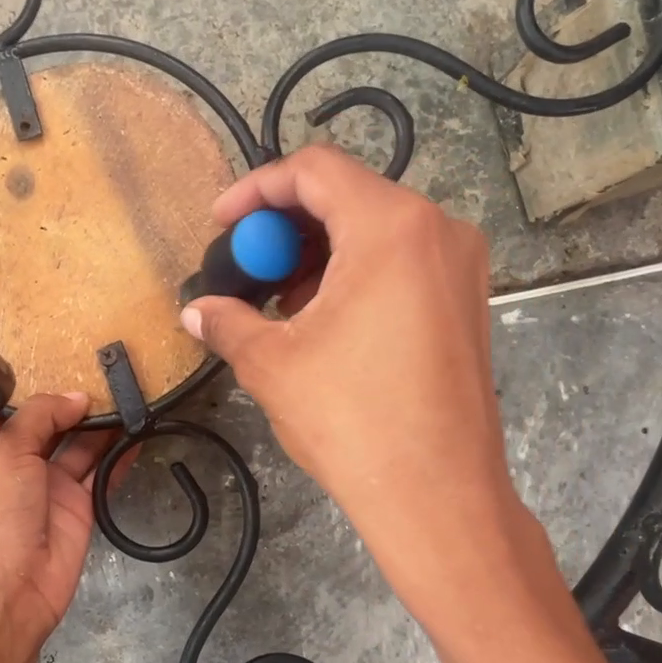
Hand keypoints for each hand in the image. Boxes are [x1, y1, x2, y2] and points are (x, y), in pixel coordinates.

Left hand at [0, 393, 114, 662]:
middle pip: (55, 430)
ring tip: (129, 402)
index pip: (19, 414)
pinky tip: (136, 437)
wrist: (10, 589)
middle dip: (78, 409)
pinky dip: (120, 458)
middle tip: (110, 383)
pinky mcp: (80, 510)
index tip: (70, 374)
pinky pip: (102, 476)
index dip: (43, 397)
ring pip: (82, 449)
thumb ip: (40, 416)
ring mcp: (52, 490)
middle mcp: (21, 468)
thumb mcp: (7, 451)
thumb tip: (75, 398)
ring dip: (104, 428)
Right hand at [178, 145, 530, 602]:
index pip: (314, 170)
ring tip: (279, 304)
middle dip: (286, 228)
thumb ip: (227, 322)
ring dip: (317, 254)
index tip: (220, 223)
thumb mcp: (272, 364)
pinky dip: (353, 275)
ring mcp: (460, 266)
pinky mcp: (465, 301)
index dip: (256, 188)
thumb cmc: (351, 418)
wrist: (435, 492)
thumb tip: (195, 311)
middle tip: (247, 270)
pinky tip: (321, 322)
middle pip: (347, 195)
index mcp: (390, 227)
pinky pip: (400, 262)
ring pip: (374, 230)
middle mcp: (437, 229)